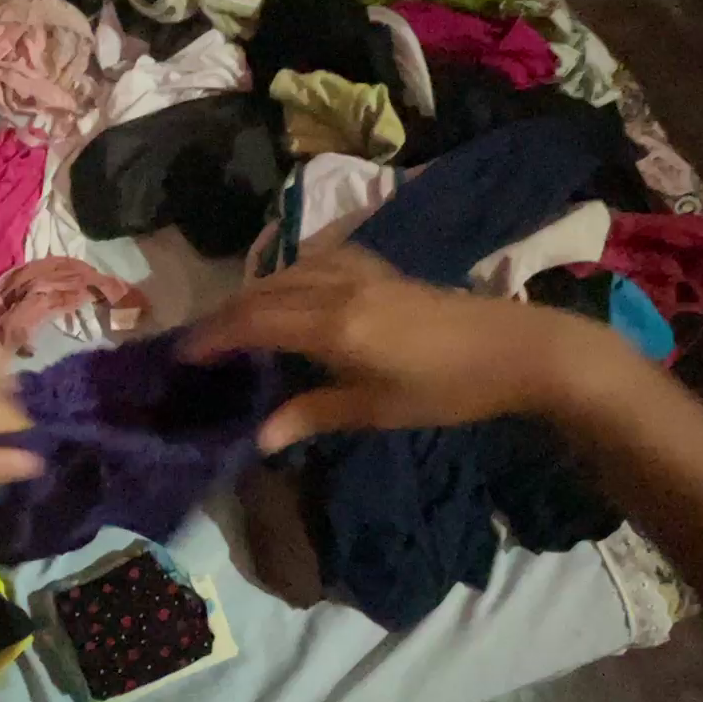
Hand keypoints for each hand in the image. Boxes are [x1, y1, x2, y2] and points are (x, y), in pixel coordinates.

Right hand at [184, 246, 626, 448]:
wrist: (519, 350)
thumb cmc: (447, 389)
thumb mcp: (375, 410)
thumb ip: (311, 415)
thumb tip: (258, 439)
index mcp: (334, 326)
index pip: (254, 323)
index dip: (213, 337)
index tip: (183, 354)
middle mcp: (338, 289)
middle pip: (262, 293)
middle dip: (222, 315)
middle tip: (197, 342)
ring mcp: (360, 273)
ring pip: (285, 273)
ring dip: (251, 294)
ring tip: (232, 320)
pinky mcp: (378, 269)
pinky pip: (315, 262)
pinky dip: (285, 276)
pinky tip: (285, 290)